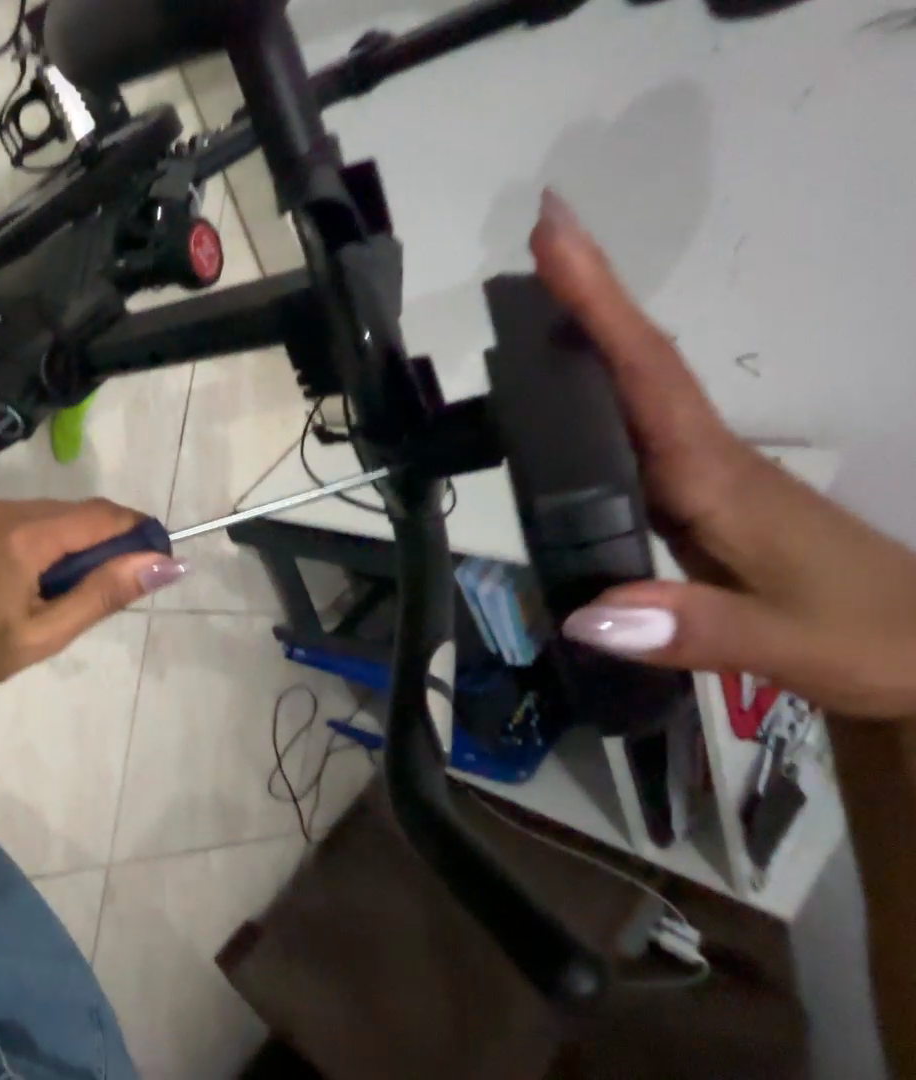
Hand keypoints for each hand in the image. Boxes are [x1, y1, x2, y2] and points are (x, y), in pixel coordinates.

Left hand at [0, 498, 185, 712]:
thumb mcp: (46, 634)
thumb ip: (104, 594)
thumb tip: (164, 563)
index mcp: (21, 537)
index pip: (99, 516)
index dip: (135, 531)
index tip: (156, 556)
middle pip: (72, 511)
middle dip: (101, 539)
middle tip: (107, 585)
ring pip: (43, 511)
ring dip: (66, 538)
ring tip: (59, 588)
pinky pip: (14, 516)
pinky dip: (34, 536)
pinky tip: (26, 575)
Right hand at [535, 191, 915, 719]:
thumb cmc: (876, 640)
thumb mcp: (799, 644)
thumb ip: (697, 628)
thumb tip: (583, 611)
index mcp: (720, 477)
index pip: (651, 377)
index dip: (601, 308)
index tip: (556, 240)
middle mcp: (705, 459)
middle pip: (641, 362)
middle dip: (590, 296)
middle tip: (537, 237)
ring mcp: (699, 476)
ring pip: (637, 388)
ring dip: (589, 332)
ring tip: (532, 292)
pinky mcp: (690, 497)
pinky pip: (632, 426)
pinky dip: (595, 387)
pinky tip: (565, 384)